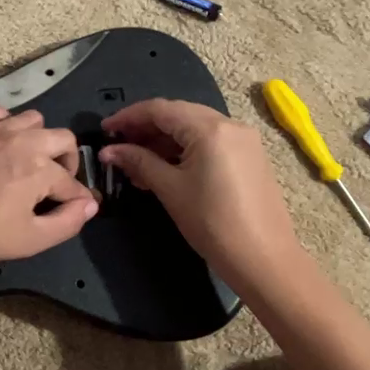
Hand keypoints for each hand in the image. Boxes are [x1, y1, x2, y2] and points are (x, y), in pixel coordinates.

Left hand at [0, 103, 98, 273]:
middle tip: (54, 183)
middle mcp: (21, 141)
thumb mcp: (33, 240)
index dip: (77, 199)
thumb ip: (68, 222)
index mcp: (41, 169)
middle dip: (66, 160)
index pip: (72, 182)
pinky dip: (2, 122)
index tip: (74, 207)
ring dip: (37, 139)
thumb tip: (89, 205)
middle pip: (62, 139)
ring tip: (26, 161)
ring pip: (31, 120)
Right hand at [99, 99, 303, 286]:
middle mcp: (230, 125)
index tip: (105, 130)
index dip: (128, 117)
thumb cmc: (212, 223)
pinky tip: (164, 169)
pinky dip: (184, 149)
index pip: (160, 109)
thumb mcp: (170, 189)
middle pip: (178, 114)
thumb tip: (110, 151)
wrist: (264, 260)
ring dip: (163, 140)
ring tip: (136, 162)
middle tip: (118, 145)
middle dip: (145, 127)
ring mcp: (243, 140)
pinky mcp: (249, 157)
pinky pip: (209, 141)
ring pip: (193, 128)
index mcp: (210, 128)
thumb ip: (138, 162)